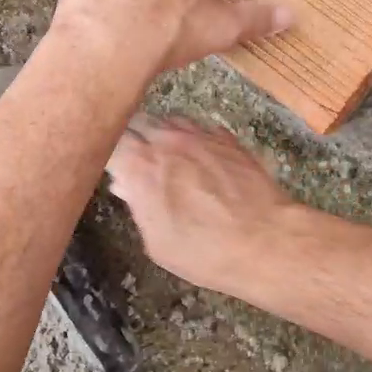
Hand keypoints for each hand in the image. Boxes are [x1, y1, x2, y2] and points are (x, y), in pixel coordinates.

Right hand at [106, 118, 301, 292]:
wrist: (264, 238)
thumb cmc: (204, 250)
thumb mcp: (156, 242)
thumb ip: (138, 205)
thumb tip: (128, 184)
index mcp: (143, 165)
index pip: (111, 140)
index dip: (107, 150)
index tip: (109, 163)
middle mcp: (168, 139)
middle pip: (138, 122)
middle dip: (134, 139)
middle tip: (136, 162)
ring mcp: (199, 133)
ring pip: (170, 121)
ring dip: (163, 136)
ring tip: (169, 161)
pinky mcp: (225, 136)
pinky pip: (199, 128)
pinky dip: (192, 140)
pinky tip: (200, 161)